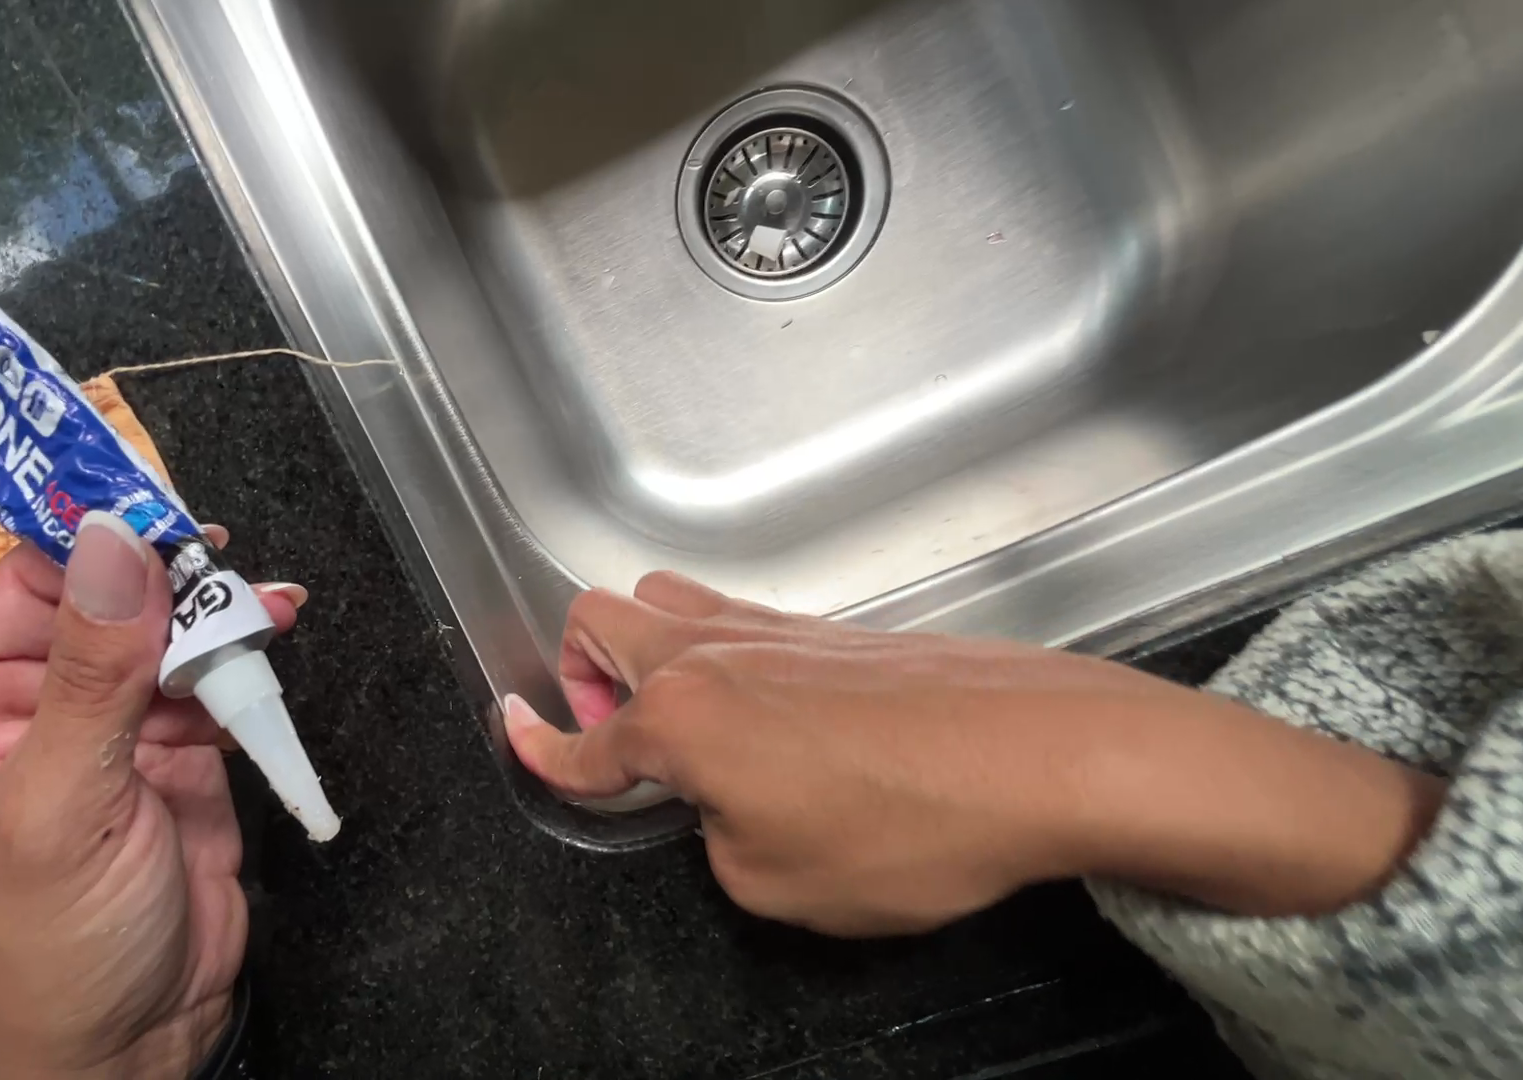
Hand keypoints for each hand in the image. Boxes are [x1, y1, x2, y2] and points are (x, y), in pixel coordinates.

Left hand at [0, 513, 303, 1078]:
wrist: (141, 1031)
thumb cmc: (58, 934)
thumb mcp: (63, 801)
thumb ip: (94, 670)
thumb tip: (115, 538)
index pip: (30, 584)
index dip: (95, 537)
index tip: (163, 504)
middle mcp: (37, 698)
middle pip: (113, 598)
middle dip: (173, 577)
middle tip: (228, 554)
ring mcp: (117, 720)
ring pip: (171, 632)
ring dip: (220, 613)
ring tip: (272, 603)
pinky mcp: (181, 742)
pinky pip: (213, 675)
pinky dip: (246, 654)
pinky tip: (275, 630)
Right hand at [507, 573, 1446, 936]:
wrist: (1032, 751)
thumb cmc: (903, 825)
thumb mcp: (777, 882)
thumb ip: (713, 837)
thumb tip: (716, 802)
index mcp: (678, 717)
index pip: (582, 739)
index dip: (540, 749)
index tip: (514, 734)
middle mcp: (703, 653)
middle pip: (594, 617)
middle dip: (580, 673)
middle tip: (622, 735)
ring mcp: (759, 624)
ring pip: (654, 598)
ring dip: (637, 647)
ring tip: (681, 712)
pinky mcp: (811, 621)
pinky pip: (720, 611)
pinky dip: (702, 646)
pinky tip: (751, 701)